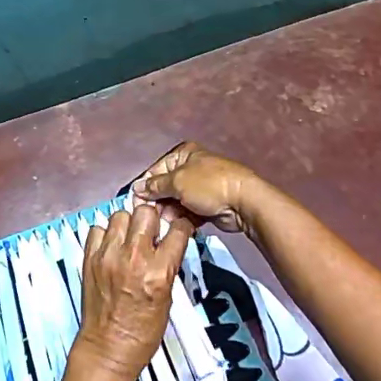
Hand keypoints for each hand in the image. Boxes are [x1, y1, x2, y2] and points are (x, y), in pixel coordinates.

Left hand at [73, 204, 193, 379]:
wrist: (108, 348)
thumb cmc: (140, 332)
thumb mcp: (168, 296)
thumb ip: (166, 264)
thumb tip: (166, 243)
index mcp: (158, 272)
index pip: (176, 230)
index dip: (180, 225)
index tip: (178, 226)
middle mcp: (133, 258)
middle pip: (145, 212)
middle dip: (151, 219)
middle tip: (150, 231)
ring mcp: (108, 256)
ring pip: (119, 215)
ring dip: (127, 224)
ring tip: (129, 239)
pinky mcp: (90, 258)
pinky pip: (97, 229)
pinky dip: (105, 234)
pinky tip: (112, 247)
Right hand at [129, 142, 260, 232]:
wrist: (243, 202)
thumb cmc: (209, 185)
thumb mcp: (177, 182)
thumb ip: (155, 186)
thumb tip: (136, 188)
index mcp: (182, 154)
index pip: (155, 170)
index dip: (145, 187)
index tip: (136, 204)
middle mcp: (190, 168)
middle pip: (164, 187)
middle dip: (158, 202)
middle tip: (152, 216)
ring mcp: (199, 187)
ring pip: (175, 202)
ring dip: (170, 212)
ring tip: (167, 222)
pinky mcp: (206, 204)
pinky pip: (187, 211)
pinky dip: (182, 218)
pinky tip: (178, 225)